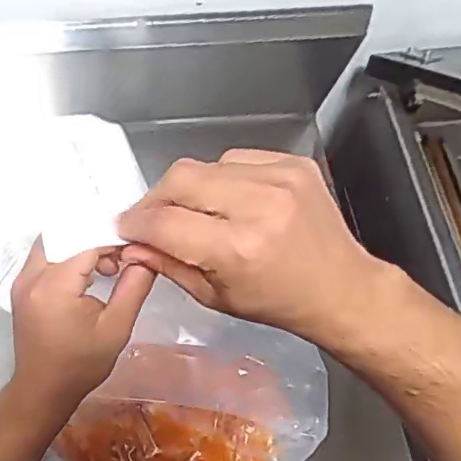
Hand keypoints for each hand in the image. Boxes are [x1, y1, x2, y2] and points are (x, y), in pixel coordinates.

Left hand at [8, 238, 155, 412]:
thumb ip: (134, 286)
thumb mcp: (116, 328)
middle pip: (67, 231)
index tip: (136, 250)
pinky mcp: (22, 287)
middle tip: (121, 257)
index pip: (87, 238)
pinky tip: (88, 275)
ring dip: (82, 243)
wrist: (43, 390)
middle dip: (97, 235)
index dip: (115, 237)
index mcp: (54, 285)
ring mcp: (23, 280)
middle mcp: (32, 276)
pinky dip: (68, 254)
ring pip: (54, 239)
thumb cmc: (80, 365)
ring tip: (107, 267)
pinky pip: (46, 254)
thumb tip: (146, 254)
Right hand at [115, 149, 397, 345]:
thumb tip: (134, 246)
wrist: (337, 286)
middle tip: (147, 218)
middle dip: (154, 199)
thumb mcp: (213, 296)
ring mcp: (280, 179)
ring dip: (187, 188)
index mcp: (237, 249)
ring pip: (205, 165)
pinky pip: (236, 159)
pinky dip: (219, 178)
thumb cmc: (274, 301)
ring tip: (189, 212)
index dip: (136, 225)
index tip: (123, 229)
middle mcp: (259, 206)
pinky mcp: (293, 164)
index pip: (166, 223)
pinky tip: (224, 200)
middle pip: (180, 180)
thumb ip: (169, 265)